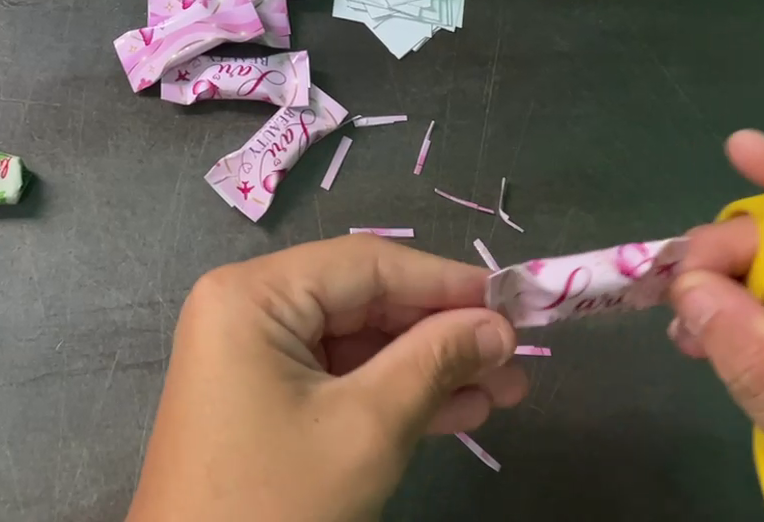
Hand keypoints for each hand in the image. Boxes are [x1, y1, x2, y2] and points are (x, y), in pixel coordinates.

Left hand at [127, 235, 527, 521]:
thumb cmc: (275, 504)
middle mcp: (248, 306)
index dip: (444, 279)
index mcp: (253, 293)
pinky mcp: (263, 394)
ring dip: (428, 365)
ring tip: (505, 388)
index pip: (365, 264)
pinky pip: (338, 376)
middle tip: (515, 354)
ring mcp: (253, 352)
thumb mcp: (364, 430)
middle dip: (441, 330)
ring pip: (357, 341)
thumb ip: (433, 363)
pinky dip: (393, 391)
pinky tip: (459, 408)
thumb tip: (498, 326)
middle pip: (362, 300)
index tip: (513, 299)